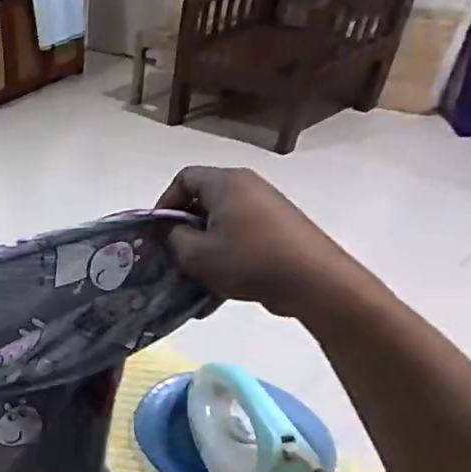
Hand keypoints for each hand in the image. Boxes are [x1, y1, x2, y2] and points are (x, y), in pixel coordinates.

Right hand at [156, 166, 378, 319]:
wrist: (313, 281)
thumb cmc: (248, 260)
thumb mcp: (197, 254)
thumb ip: (174, 239)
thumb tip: (172, 233)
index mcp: (226, 182)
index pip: (184, 179)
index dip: (164, 204)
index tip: (157, 233)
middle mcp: (247, 187)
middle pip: (202, 202)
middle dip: (183, 231)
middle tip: (172, 258)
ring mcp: (266, 209)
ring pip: (220, 225)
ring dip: (203, 250)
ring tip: (194, 280)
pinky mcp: (278, 231)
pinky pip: (240, 240)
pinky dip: (225, 260)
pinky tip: (216, 293)